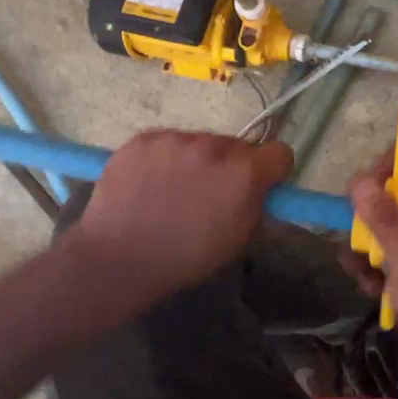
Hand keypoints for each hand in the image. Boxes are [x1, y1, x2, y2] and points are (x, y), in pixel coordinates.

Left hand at [64, 131, 291, 308]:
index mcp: (245, 173)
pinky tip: (151, 183)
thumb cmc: (186, 258)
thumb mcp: (240, 238)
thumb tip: (260, 189)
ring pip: (201, 142)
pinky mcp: (144, 139)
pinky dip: (165, 158)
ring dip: (198, 160)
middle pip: (237, 146)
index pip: (280, 153)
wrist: (117, 259)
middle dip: (231, 165)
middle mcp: (214, 146)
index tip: (261, 186)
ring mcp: (176, 139)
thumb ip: (257, 204)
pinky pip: (167, 142)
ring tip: (174, 190)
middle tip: (210, 193)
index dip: (273, 171)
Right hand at [345, 142, 397, 352]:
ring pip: (388, 226)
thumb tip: (359, 179)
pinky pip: (392, 252)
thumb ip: (383, 219)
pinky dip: (378, 268)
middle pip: (396, 192)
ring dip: (368, 248)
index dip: (394, 160)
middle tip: (357, 240)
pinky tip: (374, 290)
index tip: (367, 186)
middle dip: (369, 215)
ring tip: (365, 275)